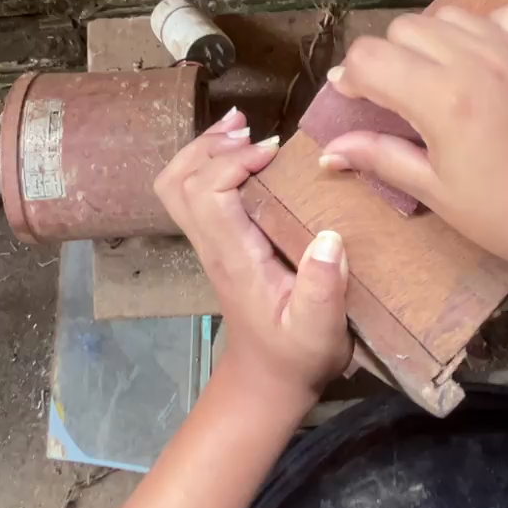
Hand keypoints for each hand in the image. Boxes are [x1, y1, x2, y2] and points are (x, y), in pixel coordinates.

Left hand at [154, 107, 351, 403]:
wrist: (268, 381)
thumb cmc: (296, 358)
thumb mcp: (320, 333)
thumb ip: (323, 289)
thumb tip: (330, 237)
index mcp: (233, 258)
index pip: (208, 193)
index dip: (232, 161)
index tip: (274, 153)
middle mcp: (213, 245)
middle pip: (178, 182)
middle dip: (208, 145)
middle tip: (249, 128)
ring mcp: (210, 242)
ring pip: (178, 184)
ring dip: (203, 149)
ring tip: (242, 126)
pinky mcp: (219, 241)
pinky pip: (195, 192)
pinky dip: (210, 162)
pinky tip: (244, 151)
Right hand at [317, 4, 507, 279]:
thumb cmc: (506, 214)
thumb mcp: (435, 192)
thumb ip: (379, 158)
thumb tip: (327, 152)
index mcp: (441, 97)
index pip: (370, 57)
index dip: (351, 79)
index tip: (355, 104)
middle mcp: (472, 60)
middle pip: (402, 29)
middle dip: (385, 59)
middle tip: (393, 100)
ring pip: (445, 15)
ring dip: (427, 42)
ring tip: (433, 80)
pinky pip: (500, 14)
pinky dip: (481, 29)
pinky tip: (479, 61)